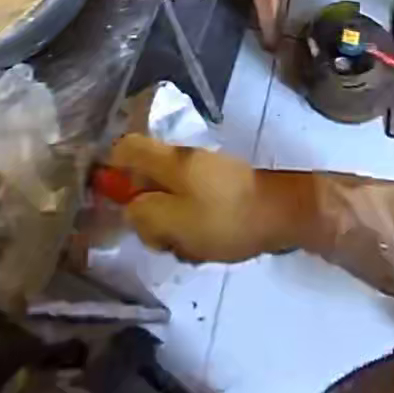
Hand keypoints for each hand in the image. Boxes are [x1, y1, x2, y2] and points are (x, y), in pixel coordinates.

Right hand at [105, 135, 318, 262]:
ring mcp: (205, 170)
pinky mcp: (221, 186)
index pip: (126, 147)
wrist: (282, 214)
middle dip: (144, 207)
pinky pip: (191, 203)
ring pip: (168, 194)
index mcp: (170, 159)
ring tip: (183, 245)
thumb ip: (143, 215)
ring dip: (168, 221)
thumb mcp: (174, 222)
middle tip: (156, 235)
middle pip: (145, 175)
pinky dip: (190, 224)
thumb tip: (130, 209)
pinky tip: (202, 245)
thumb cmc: (225, 218)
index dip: (111, 170)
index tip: (112, 200)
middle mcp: (184, 157)